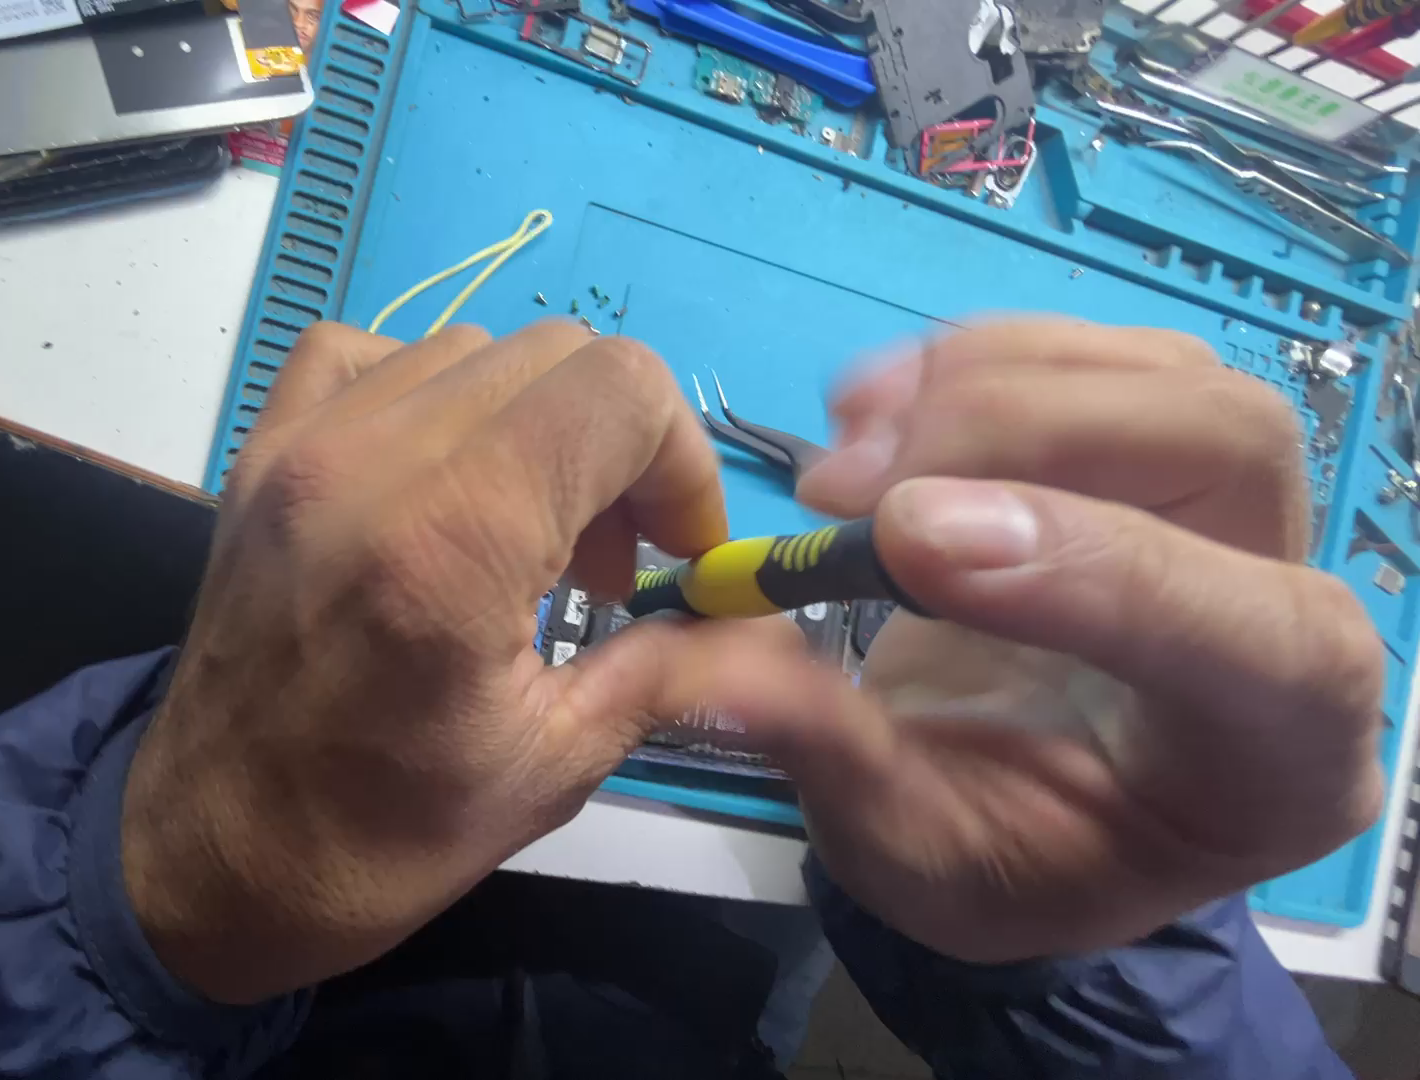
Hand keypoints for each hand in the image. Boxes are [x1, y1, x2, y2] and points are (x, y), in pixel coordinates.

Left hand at [120, 321, 806, 1002]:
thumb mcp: (551, 765)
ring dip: (534, 424)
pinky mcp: (261, 448)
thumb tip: (767, 622)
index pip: (620, 389)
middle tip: (607, 554)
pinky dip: (433, 394)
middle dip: (619, 446)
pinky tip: (435, 474)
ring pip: (475, 348)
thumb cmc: (378, 835)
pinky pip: (372, 354)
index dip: (680, 461)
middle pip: (560, 355)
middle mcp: (371, 457)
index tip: (674, 550)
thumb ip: (674, 666)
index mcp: (455, 541)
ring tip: (524, 525)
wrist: (204, 853)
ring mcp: (302, 440)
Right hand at [773, 319, 1382, 960]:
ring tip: (843, 439)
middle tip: (838, 485)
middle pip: (1214, 445)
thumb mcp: (892, 837)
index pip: (1250, 636)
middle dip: (1005, 434)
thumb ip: (824, 748)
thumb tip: (712, 666)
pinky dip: (964, 358)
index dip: (1082, 566)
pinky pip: (1086, 357)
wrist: (991, 808)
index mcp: (1261, 758)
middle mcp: (1272, 614)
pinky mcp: (1128, 466)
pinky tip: (871, 407)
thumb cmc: (969, 848)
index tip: (891, 538)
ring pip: (1155, 372)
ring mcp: (1213, 520)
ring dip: (976, 380)